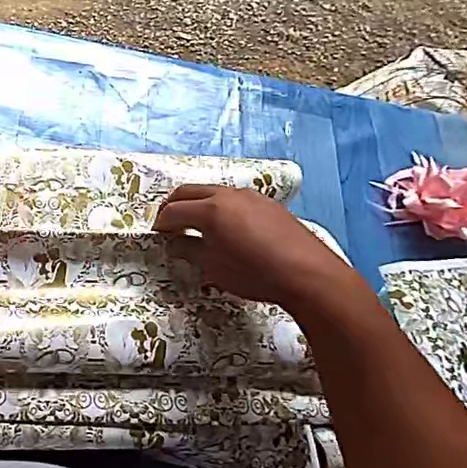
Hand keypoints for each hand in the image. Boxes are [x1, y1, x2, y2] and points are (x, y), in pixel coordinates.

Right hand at [152, 185, 368, 311]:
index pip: (174, 210)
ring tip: (195, 226)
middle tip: (168, 224)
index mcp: (210, 210)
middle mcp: (228, 195)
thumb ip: (191, 251)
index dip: (161, 223)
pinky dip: (219, 207)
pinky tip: (226, 228)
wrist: (309, 275)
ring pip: (212, 192)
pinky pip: (234, 199)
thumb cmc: (256, 275)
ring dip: (198, 204)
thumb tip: (177, 242)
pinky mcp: (268, 204)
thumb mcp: (214, 268)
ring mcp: (250, 196)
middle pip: (189, 192)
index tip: (157, 234)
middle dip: (174, 206)